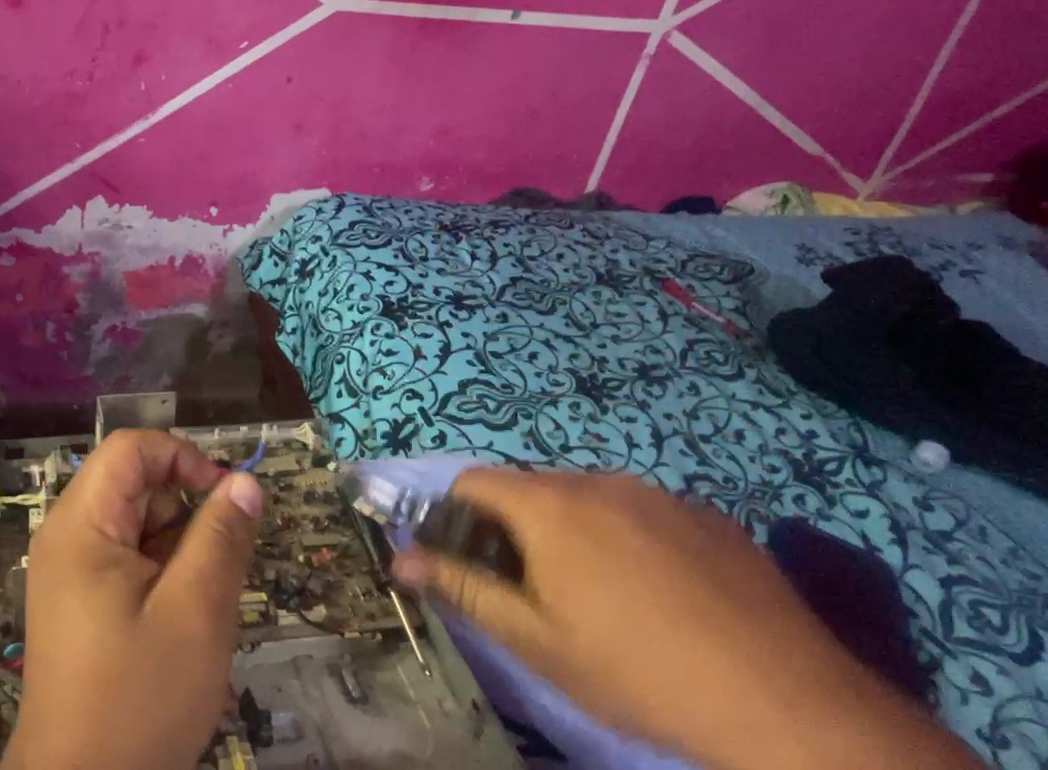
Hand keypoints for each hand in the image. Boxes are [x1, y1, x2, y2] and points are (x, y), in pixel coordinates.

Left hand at [0, 429, 262, 769]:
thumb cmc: (138, 697)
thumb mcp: (196, 614)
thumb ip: (222, 539)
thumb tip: (245, 481)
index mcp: (81, 524)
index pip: (131, 449)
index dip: (184, 458)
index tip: (229, 499)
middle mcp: (67, 535)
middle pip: (134, 486)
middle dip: (185, 513)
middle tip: (219, 569)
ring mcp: (69, 569)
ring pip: (136, 525)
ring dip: (178, 550)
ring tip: (197, 607)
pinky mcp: (78, 600)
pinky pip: (126, 560)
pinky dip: (161, 576)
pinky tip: (178, 622)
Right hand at [394, 468, 979, 769]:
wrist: (788, 705)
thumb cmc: (637, 672)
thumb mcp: (536, 641)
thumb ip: (462, 588)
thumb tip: (399, 559)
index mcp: (549, 507)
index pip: (474, 482)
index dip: (458, 517)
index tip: (474, 566)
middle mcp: (600, 482)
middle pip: (532, 489)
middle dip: (518, 529)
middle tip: (538, 593)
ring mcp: (662, 495)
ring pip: (590, 498)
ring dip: (575, 532)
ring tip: (606, 598)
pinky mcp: (712, 516)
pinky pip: (645, 512)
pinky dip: (631, 538)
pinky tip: (664, 596)